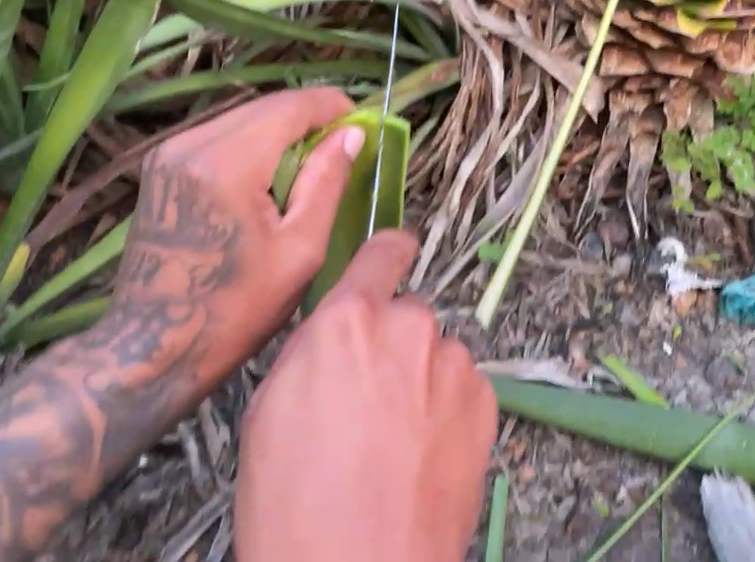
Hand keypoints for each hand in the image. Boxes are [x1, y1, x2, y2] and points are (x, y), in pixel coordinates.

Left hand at [114, 87, 359, 388]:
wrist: (153, 348)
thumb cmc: (237, 308)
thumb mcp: (301, 249)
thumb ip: (327, 182)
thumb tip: (351, 135)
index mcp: (226, 164)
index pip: (291, 106)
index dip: (333, 108)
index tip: (362, 126)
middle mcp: (191, 145)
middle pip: (267, 106)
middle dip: (310, 119)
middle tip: (343, 148)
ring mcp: (169, 153)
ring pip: (245, 117)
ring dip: (282, 131)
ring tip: (312, 166)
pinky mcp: (161, 165)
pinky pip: (222, 134)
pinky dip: (255, 144)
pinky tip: (272, 178)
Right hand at [235, 232, 497, 561]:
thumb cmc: (295, 505)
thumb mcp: (270, 411)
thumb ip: (314, 350)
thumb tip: (336, 333)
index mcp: (348, 321)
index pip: (385, 249)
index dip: (388, 255)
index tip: (391, 260)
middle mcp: (409, 327)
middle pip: (406, 316)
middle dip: (392, 346)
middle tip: (371, 402)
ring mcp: (453, 363)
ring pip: (435, 356)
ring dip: (421, 381)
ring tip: (397, 443)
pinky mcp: (485, 400)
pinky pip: (461, 388)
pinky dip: (448, 410)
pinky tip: (425, 455)